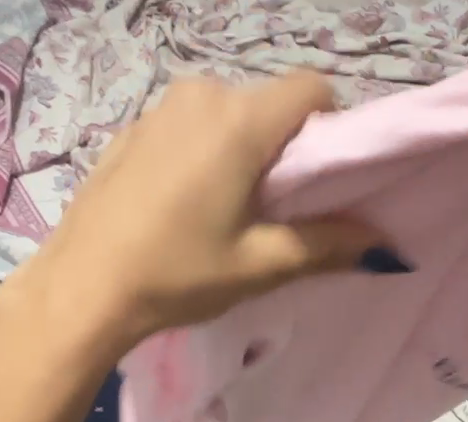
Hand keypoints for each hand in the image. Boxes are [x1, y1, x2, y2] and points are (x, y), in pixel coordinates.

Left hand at [0, 73, 380, 349]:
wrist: (83, 288)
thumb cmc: (177, 275)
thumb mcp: (258, 266)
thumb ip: (325, 246)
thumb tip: (384, 246)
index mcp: (240, 121)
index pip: (312, 89)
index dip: (331, 127)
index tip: (324, 180)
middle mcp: (201, 95)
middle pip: (269, 103)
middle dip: (286, 147)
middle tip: (279, 209)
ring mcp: (160, 109)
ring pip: (227, 115)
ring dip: (243, 152)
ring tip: (229, 211)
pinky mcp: (132, 130)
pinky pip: (189, 128)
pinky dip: (204, 155)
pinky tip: (185, 206)